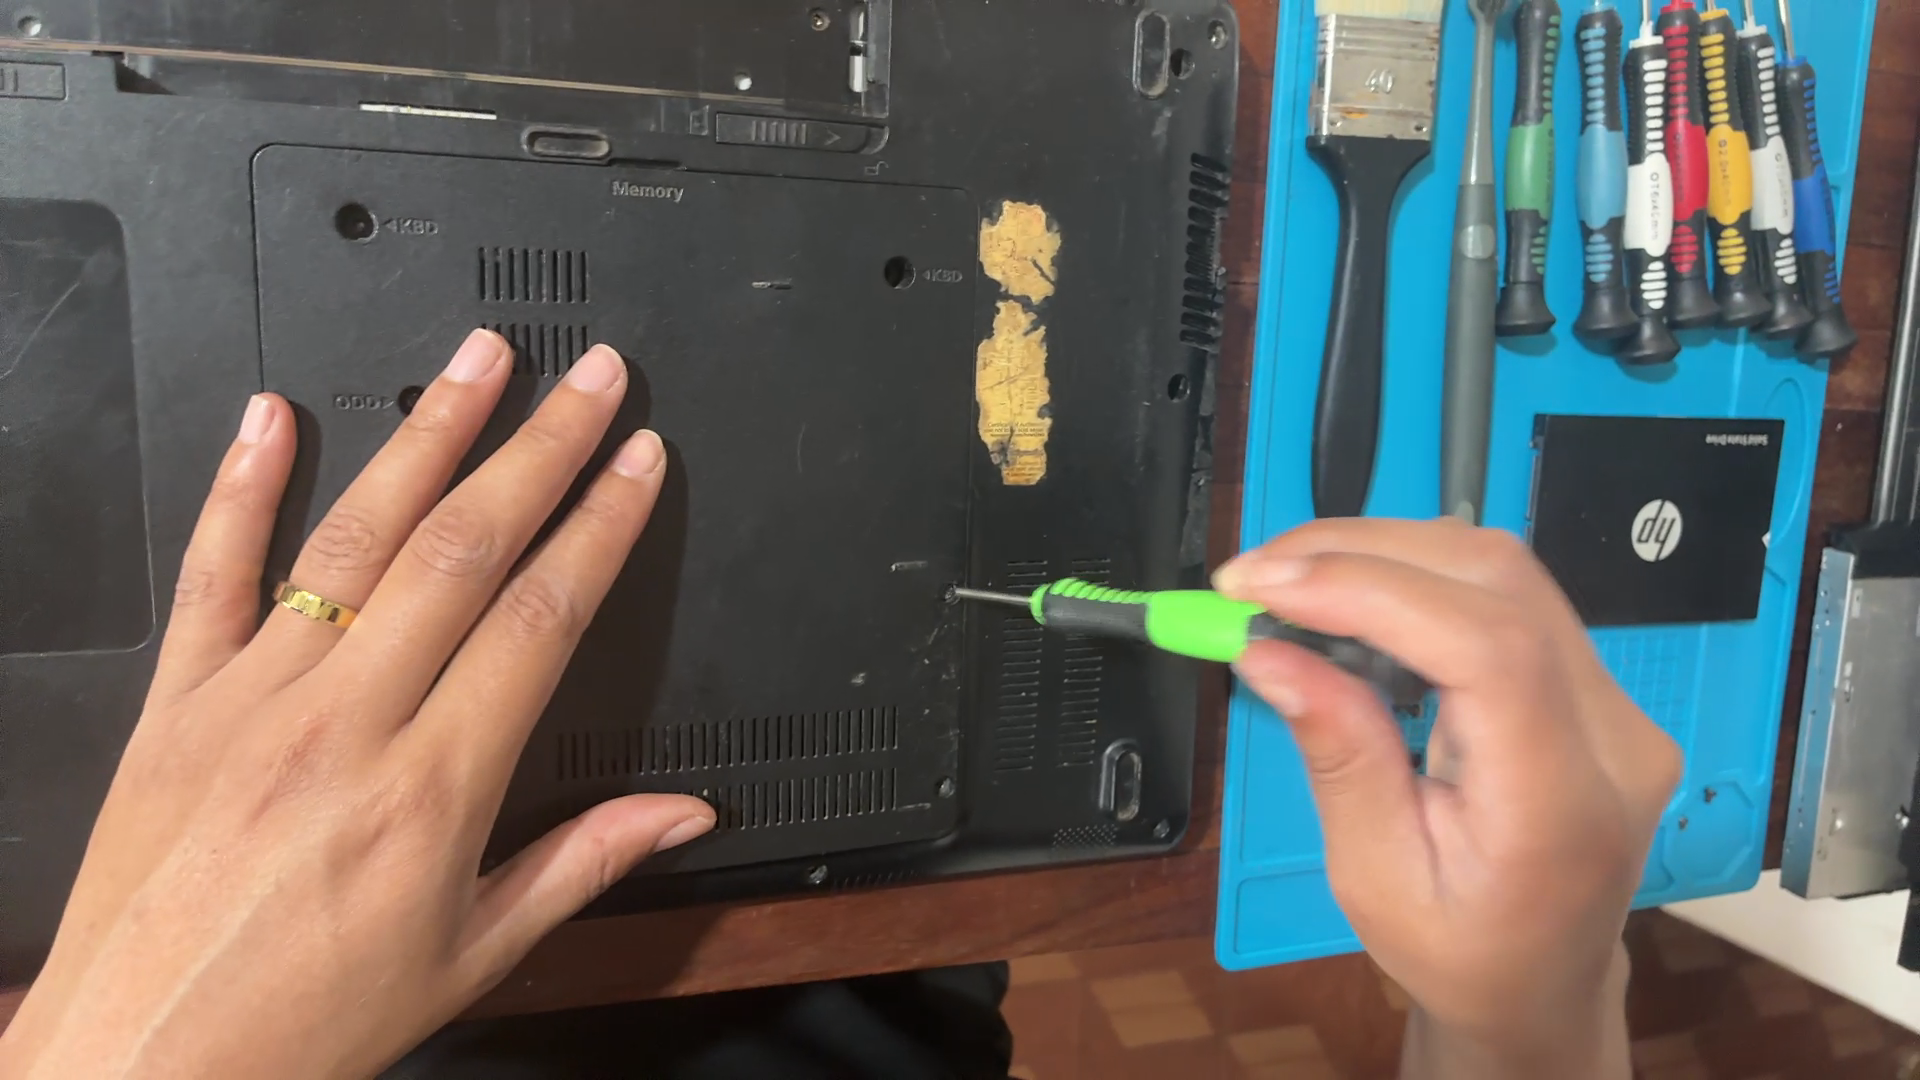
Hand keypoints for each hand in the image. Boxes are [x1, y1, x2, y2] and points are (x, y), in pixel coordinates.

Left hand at [0, 330, 714, 1079]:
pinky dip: (241, 486)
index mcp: (435, 783)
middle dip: (543, 448)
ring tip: (480, 361)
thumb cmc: (314, 1020)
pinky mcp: (177, 705)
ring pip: (358, 536)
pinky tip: (275, 415)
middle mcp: (346, 721)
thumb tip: (692, 813)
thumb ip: (592, 859)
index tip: (638, 460)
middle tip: (590, 379)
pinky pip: (211, 576)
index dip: (601, 525)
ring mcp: (252, 700)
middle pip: (467, 548)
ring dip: (430, 435)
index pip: (544, 615)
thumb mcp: (481, 948)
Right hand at [1214, 519, 1679, 1079]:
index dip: (1365, 593)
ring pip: (1488, 563)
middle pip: (1489, 578)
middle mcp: (1610, 728)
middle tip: (1248, 576)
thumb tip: (1264, 652)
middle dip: (1350, 552)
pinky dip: (1395, 567)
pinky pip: (1485, 586)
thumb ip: (1336, 755)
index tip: (1257, 589)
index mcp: (1561, 803)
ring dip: (1369, 549)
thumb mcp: (1373, 875)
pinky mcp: (1578, 673)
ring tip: (1279, 577)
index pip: (1485, 649)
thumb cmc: (1457, 951)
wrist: (1542, 982)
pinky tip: (1335, 589)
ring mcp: (1607, 692)